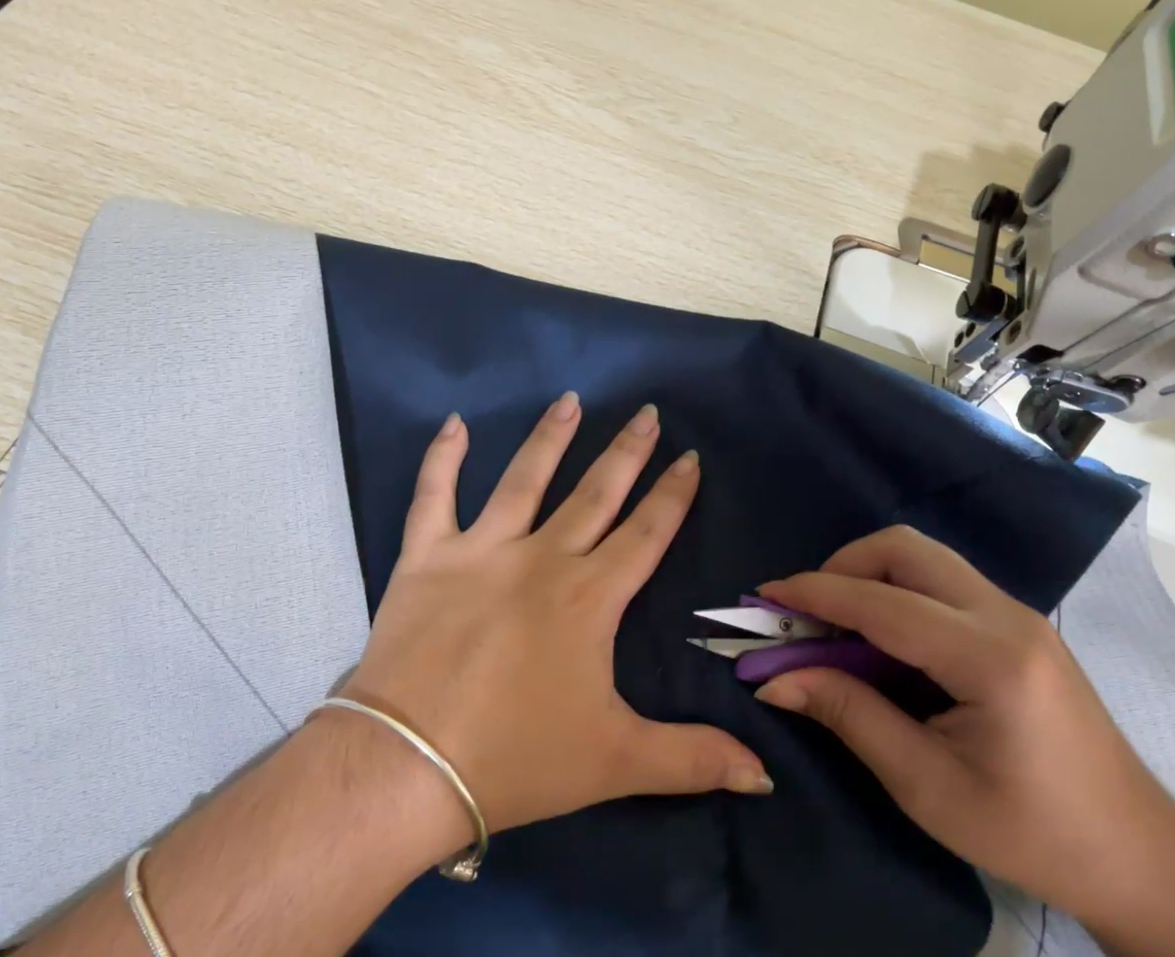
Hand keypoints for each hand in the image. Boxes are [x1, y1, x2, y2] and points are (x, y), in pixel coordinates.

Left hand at [339, 393, 771, 841]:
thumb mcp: (617, 763)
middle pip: (594, 494)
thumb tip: (765, 774)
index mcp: (590, 597)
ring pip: (522, 479)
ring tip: (571, 400)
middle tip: (647, 412)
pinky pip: (433, 495)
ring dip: (550, 438)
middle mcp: (540, 558)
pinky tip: (454, 423)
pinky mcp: (425, 558)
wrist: (409, 763)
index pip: (645, 533)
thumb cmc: (517, 758)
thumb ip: (693, 759)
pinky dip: (442, 457)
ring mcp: (479, 551)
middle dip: (626, 452)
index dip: (672, 495)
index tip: (689, 457)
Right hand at [750, 527, 1174, 956]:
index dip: (814, 592)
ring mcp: (1020, 618)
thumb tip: (774, 680)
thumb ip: (850, 717)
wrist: (1141, 859)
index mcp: (989, 657)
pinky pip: (945, 585)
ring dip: (870, 576)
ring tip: (832, 626)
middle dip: (843, 566)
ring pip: (928, 559)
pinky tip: (878, 639)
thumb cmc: (1032, 833)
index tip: (761, 596)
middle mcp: (1007, 617)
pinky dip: (898, 593)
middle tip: (801, 613)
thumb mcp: (926, 786)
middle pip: (907, 550)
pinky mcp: (1022, 630)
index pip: (882, 601)